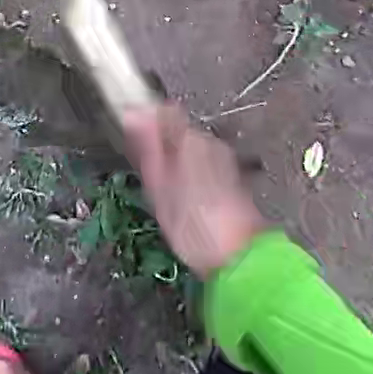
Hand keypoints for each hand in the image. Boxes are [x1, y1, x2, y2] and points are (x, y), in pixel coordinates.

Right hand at [122, 104, 267, 276]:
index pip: (163, 111)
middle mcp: (210, 143)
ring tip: (167, 191)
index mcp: (190, 138)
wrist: (240, 262)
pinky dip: (191, 174)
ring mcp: (224, 161)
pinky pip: (202, 165)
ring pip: (190, 149)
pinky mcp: (233, 180)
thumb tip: (132, 112)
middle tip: (149, 174)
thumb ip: (146, 145)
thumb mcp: (158, 183)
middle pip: (177, 131)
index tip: (134, 140)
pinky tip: (187, 198)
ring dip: (176, 161)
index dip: (145, 121)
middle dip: (161, 146)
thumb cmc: (191, 222)